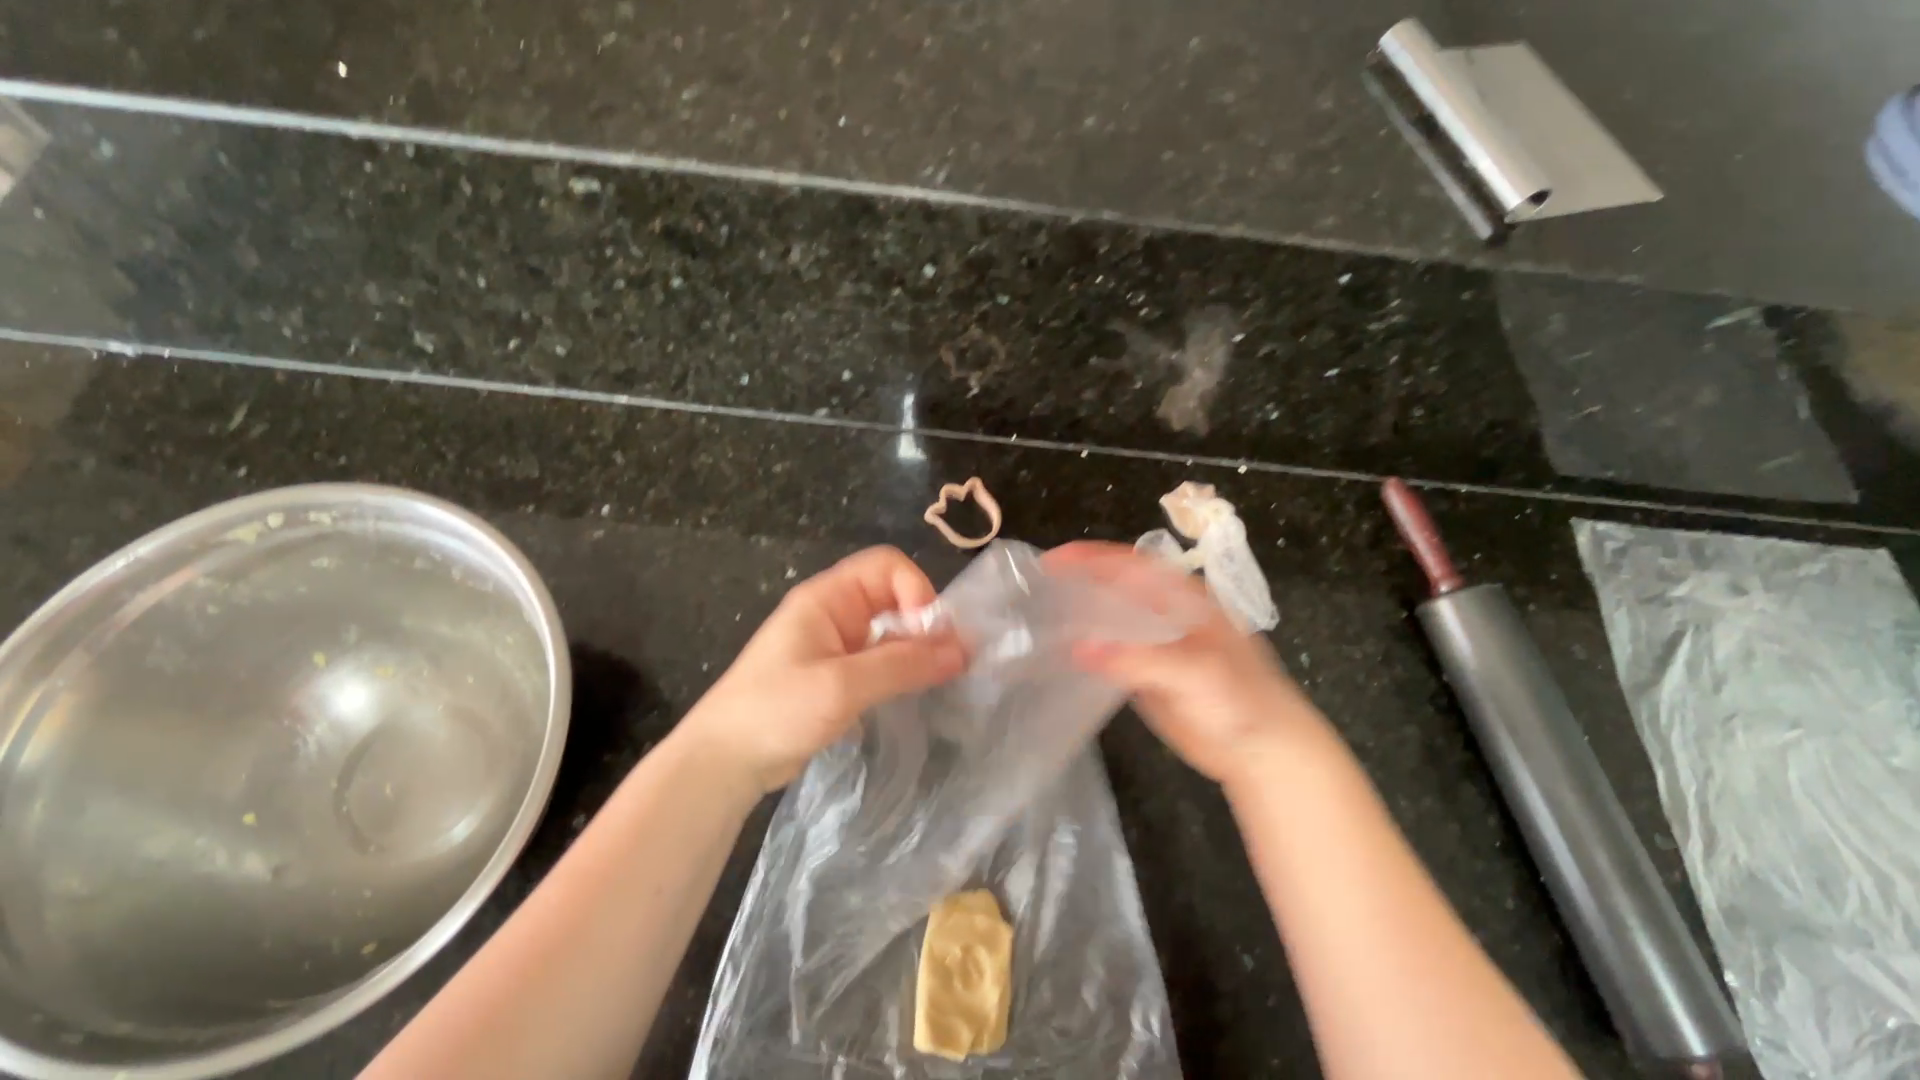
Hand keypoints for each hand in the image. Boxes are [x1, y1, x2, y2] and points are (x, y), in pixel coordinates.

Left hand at [686, 546, 967, 793]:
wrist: (724, 761)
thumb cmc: (777, 711)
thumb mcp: (842, 685)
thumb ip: (903, 665)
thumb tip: (964, 648)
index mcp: (826, 599)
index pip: (886, 566)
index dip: (916, 589)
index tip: (932, 633)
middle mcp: (832, 614)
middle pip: (892, 596)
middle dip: (923, 622)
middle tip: (948, 662)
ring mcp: (834, 648)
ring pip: (889, 632)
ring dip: (916, 650)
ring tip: (940, 680)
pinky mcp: (836, 679)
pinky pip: (879, 662)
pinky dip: (901, 672)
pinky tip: (916, 693)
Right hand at [1047, 541, 1323, 783]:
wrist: (1264, 750)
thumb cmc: (1239, 701)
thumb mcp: (1194, 672)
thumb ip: (1138, 658)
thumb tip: (1078, 647)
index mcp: (1185, 599)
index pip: (1132, 565)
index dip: (1092, 558)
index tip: (1052, 561)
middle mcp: (1167, 615)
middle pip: (1116, 589)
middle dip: (1079, 583)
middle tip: (1035, 587)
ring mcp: (1156, 647)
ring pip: (1110, 623)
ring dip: (1078, 618)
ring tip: (1036, 617)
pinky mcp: (1147, 679)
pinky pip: (1110, 659)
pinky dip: (1084, 654)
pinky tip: (1058, 657)